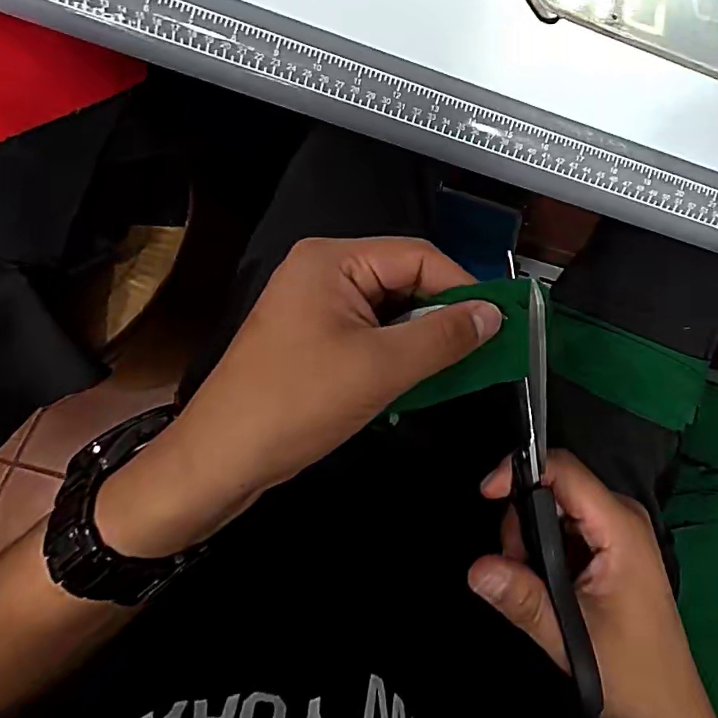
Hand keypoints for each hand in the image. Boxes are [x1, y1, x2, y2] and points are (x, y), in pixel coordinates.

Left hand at [98, 237, 501, 555]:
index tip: (499, 321)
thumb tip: (493, 314)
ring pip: (391, 311)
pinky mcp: (313, 336)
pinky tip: (420, 380)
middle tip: (484, 348)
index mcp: (333, 260)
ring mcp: (315, 304)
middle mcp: (323, 270)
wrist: (218, 461)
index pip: (417, 256)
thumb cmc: (297, 404)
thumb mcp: (382, 368)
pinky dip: (398, 354)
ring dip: (423, 339)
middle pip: (404, 280)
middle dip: (443, 316)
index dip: (463, 287)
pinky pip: (371, 332)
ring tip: (457, 368)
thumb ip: (444, 336)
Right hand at [470, 451, 717, 717]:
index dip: (521, 471)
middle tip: (515, 567)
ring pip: (559, 504)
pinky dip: (547, 544)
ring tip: (534, 584)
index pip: (564, 469)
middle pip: (557, 485)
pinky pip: (569, 522)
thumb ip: (523, 598)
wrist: (670, 710)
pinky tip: (549, 583)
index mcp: (620, 527)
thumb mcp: (571, 639)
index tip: (488, 493)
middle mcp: (623, 516)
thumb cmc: (634, 675)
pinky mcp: (614, 542)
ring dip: (533, 536)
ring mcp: (620, 528)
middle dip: (523, 518)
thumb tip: (479, 568)